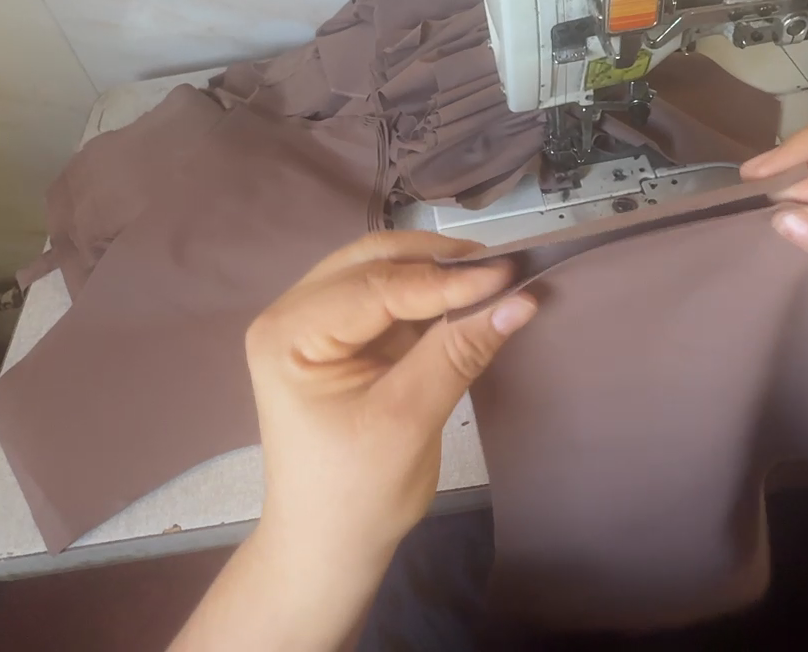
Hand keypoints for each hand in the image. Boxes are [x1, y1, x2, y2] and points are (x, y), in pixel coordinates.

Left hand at [243, 231, 536, 565]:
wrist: (328, 546)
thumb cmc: (356, 494)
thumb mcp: (409, 421)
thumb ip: (458, 352)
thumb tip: (519, 300)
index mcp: (288, 334)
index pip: (375, 287)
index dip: (444, 278)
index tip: (508, 274)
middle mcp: (293, 313)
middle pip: (372, 262)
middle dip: (437, 261)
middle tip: (500, 267)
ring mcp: (315, 320)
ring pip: (382, 270)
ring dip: (435, 270)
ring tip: (491, 276)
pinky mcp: (341, 333)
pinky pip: (389, 296)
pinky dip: (429, 293)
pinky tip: (467, 295)